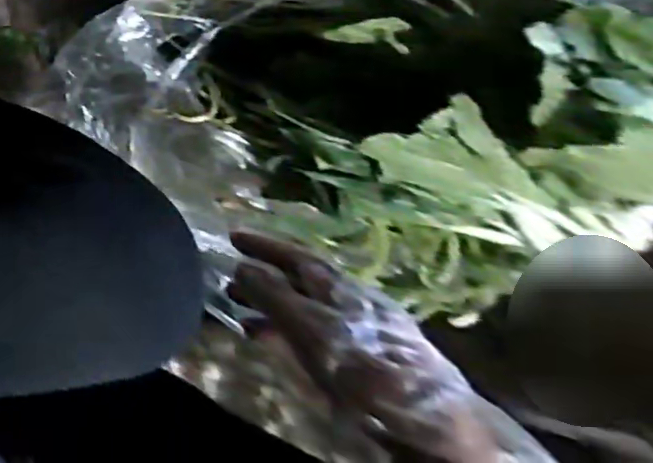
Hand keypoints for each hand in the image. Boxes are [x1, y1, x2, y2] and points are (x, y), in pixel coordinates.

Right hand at [228, 232, 501, 462]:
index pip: (296, 253)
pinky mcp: (375, 363)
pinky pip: (321, 335)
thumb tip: (242, 266)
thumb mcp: (307, 324)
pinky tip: (280, 345)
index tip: (232, 236)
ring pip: (310, 310)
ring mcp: (369, 332)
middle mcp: (355, 301)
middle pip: (302, 282)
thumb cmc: (363, 366)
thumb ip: (271, 293)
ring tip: (247, 319)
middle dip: (264, 280)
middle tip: (232, 284)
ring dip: (275, 310)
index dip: (263, 244)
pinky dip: (293, 334)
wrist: (435, 430)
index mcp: (340, 285)